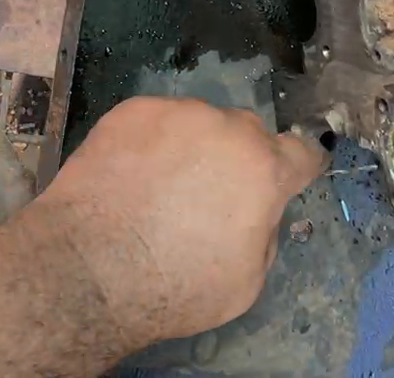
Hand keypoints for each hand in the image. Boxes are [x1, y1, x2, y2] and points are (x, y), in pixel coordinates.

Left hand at [28, 96, 322, 351]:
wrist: (90, 266)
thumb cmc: (176, 285)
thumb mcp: (247, 280)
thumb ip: (264, 229)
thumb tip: (257, 207)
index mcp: (263, 169)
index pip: (302, 151)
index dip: (298, 166)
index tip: (290, 174)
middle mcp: (226, 127)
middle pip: (247, 133)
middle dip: (238, 157)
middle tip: (209, 192)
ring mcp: (177, 111)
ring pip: (198, 122)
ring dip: (191, 145)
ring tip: (161, 185)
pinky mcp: (135, 108)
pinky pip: (156, 120)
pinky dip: (151, 140)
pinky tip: (132, 173)